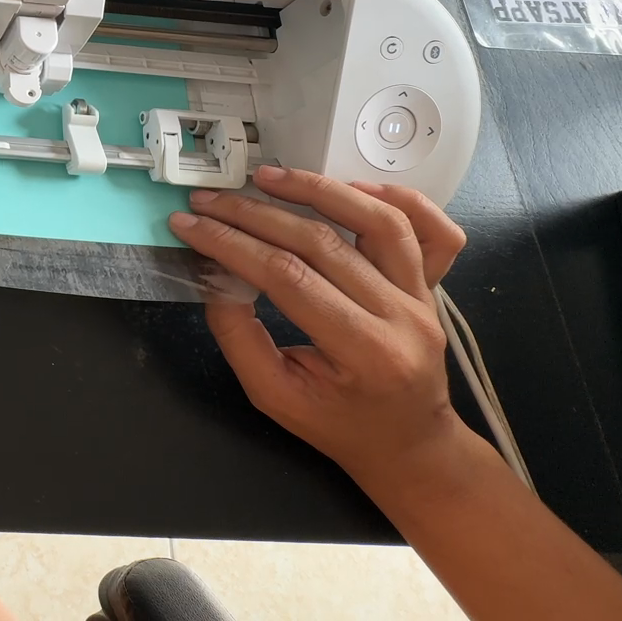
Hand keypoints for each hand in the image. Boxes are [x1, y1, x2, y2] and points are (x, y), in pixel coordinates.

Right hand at [168, 165, 466, 481]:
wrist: (409, 445)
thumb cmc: (335, 424)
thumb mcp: (270, 392)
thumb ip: (237, 332)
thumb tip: (213, 270)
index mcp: (362, 351)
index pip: (286, 276)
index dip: (229, 243)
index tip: (188, 224)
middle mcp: (402, 317)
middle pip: (321, 242)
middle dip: (252, 213)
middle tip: (207, 199)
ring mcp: (424, 297)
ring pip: (379, 222)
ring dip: (318, 190)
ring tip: (266, 177)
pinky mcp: (431, 285)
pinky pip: (433, 231)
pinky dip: (399, 199)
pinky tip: (352, 187)